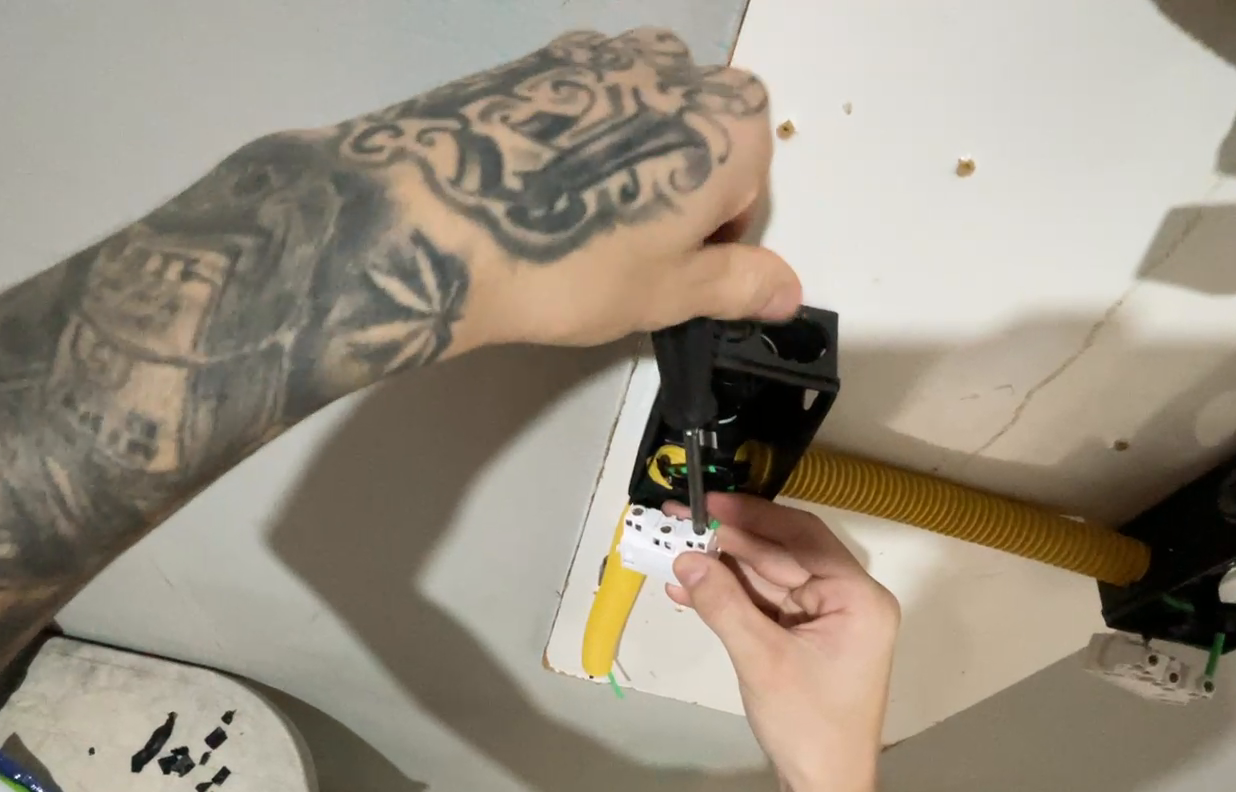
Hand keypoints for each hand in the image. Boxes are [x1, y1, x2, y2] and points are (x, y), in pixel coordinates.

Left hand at [336, 27, 800, 351]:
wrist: (445, 223)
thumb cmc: (577, 266)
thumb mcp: (670, 294)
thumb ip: (740, 284)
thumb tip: (790, 292)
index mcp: (733, 125)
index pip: (749, 196)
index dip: (710, 246)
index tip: (662, 275)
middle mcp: (680, 68)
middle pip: (700, 148)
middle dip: (675, 200)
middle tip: (616, 255)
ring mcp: (608, 54)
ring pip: (644, 125)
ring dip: (628, 171)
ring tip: (574, 223)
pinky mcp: (545, 60)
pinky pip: (589, 108)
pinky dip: (581, 148)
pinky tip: (540, 191)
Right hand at [667, 495, 899, 791]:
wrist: (823, 789)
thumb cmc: (806, 724)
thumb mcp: (761, 659)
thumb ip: (723, 603)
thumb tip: (684, 557)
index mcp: (857, 596)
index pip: (800, 537)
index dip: (751, 517)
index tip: (707, 503)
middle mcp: (846, 599)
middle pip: (780, 554)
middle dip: (728, 541)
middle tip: (680, 520)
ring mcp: (823, 619)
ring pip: (765, 577)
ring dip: (721, 568)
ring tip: (672, 549)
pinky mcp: (801, 637)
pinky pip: (761, 604)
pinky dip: (727, 597)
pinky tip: (687, 589)